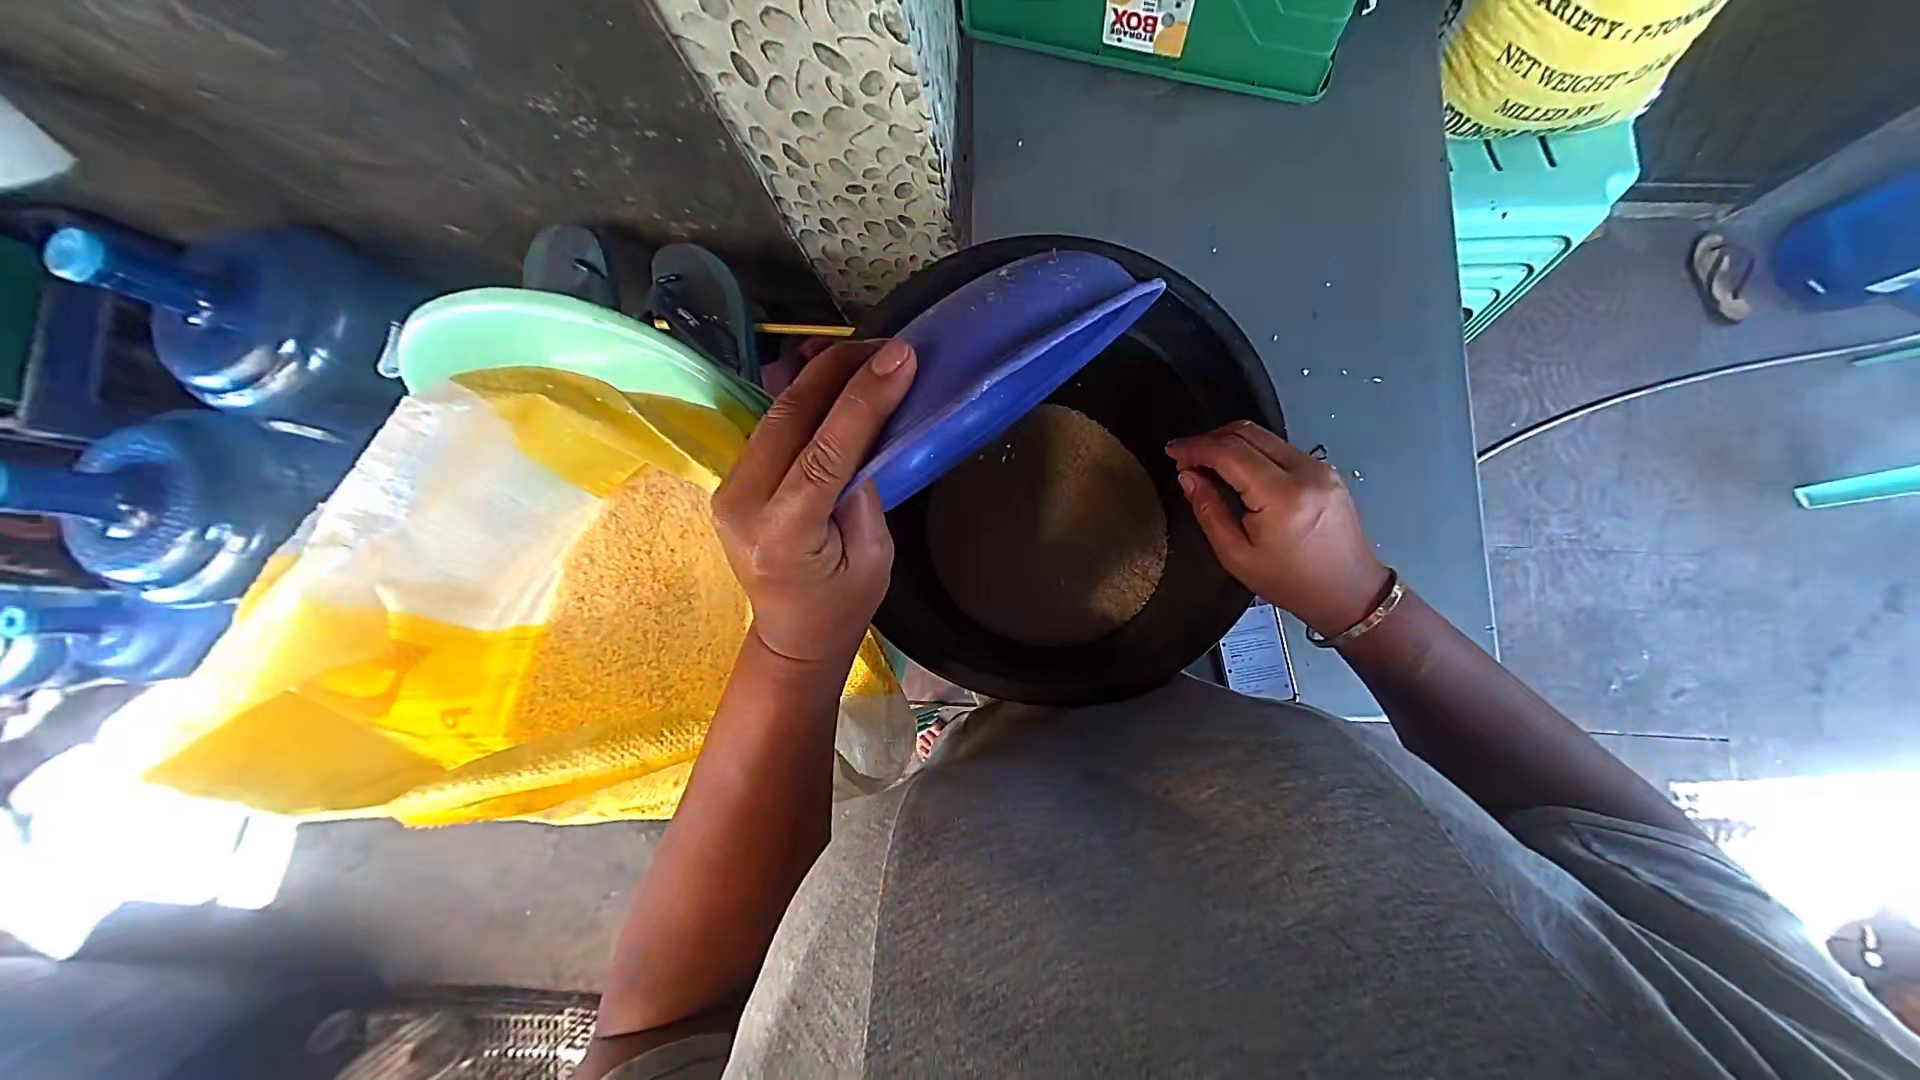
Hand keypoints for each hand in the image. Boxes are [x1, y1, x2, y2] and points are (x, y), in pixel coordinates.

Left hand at [711, 339, 916, 665]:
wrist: (791, 636)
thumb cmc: (841, 608)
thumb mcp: (874, 560)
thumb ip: (867, 498)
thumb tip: (865, 438)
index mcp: (783, 534)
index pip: (825, 451)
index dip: (864, 399)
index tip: (899, 358)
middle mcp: (743, 505)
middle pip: (790, 417)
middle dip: (838, 371)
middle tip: (883, 346)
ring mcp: (729, 490)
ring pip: (775, 413)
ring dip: (820, 377)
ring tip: (863, 355)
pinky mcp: (732, 481)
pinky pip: (771, 427)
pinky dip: (804, 398)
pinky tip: (832, 378)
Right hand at [1166, 421, 1390, 636]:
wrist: (1347, 591)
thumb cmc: (1290, 582)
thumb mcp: (1236, 555)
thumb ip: (1208, 510)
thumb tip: (1188, 477)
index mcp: (1282, 496)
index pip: (1230, 452)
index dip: (1195, 447)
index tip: (1172, 451)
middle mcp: (1305, 472)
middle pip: (1247, 433)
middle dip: (1209, 439)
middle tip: (1183, 456)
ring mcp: (1319, 468)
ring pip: (1264, 435)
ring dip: (1228, 442)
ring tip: (1204, 462)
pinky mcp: (1324, 470)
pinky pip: (1278, 447)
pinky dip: (1249, 450)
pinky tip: (1233, 468)